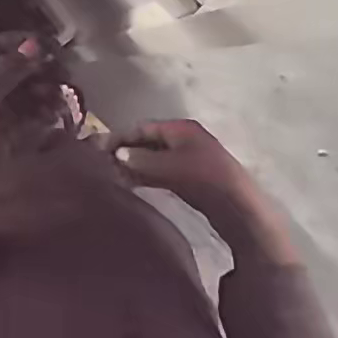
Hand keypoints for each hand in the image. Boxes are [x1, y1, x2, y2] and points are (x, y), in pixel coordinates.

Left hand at [0, 34, 99, 242]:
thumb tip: (35, 44)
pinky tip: (58, 115)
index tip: (52, 46)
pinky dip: (48, 112)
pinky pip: (35, 116)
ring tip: (60, 97)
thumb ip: (5, 72)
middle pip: (18, 68)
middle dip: (41, 68)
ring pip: (29, 91)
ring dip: (48, 90)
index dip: (24, 43)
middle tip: (64, 73)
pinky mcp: (13, 137)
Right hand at [110, 119, 299, 265]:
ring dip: (132, 165)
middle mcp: (183, 138)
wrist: (240, 209)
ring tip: (109, 176)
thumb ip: (140, 161)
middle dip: (124, 151)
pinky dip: (143, 175)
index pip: (141, 127)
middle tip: (100, 164)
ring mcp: (187, 158)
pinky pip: (159, 171)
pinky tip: (129, 185)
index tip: (97, 150)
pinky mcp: (189, 177)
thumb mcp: (169, 167)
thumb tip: (115, 155)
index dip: (119, 137)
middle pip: (145, 141)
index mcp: (180, 128)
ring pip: (151, 158)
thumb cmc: (205, 180)